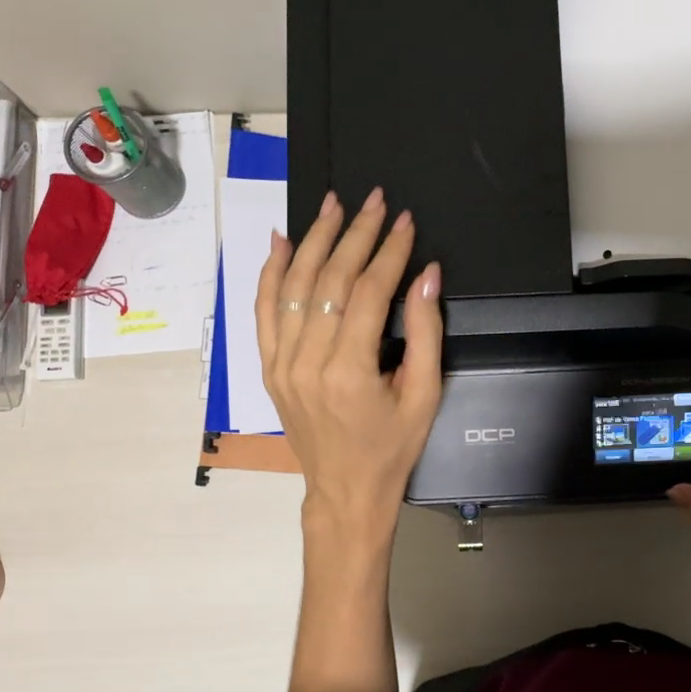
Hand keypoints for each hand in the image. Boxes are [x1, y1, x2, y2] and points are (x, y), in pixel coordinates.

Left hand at [256, 188, 443, 537]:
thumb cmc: (392, 448)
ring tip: (333, 205)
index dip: (389, 252)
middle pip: (328, 280)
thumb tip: (426, 275)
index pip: (367, 292)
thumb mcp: (423, 395)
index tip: (406, 222)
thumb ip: (424, 333)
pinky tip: (282, 240)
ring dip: (313, 240)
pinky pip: (264, 309)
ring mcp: (280, 363)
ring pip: (293, 286)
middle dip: (354, 235)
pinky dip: (271, 272)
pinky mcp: (269, 366)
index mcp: (349, 371)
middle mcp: (306, 362)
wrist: (346, 490)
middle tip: (375, 201)